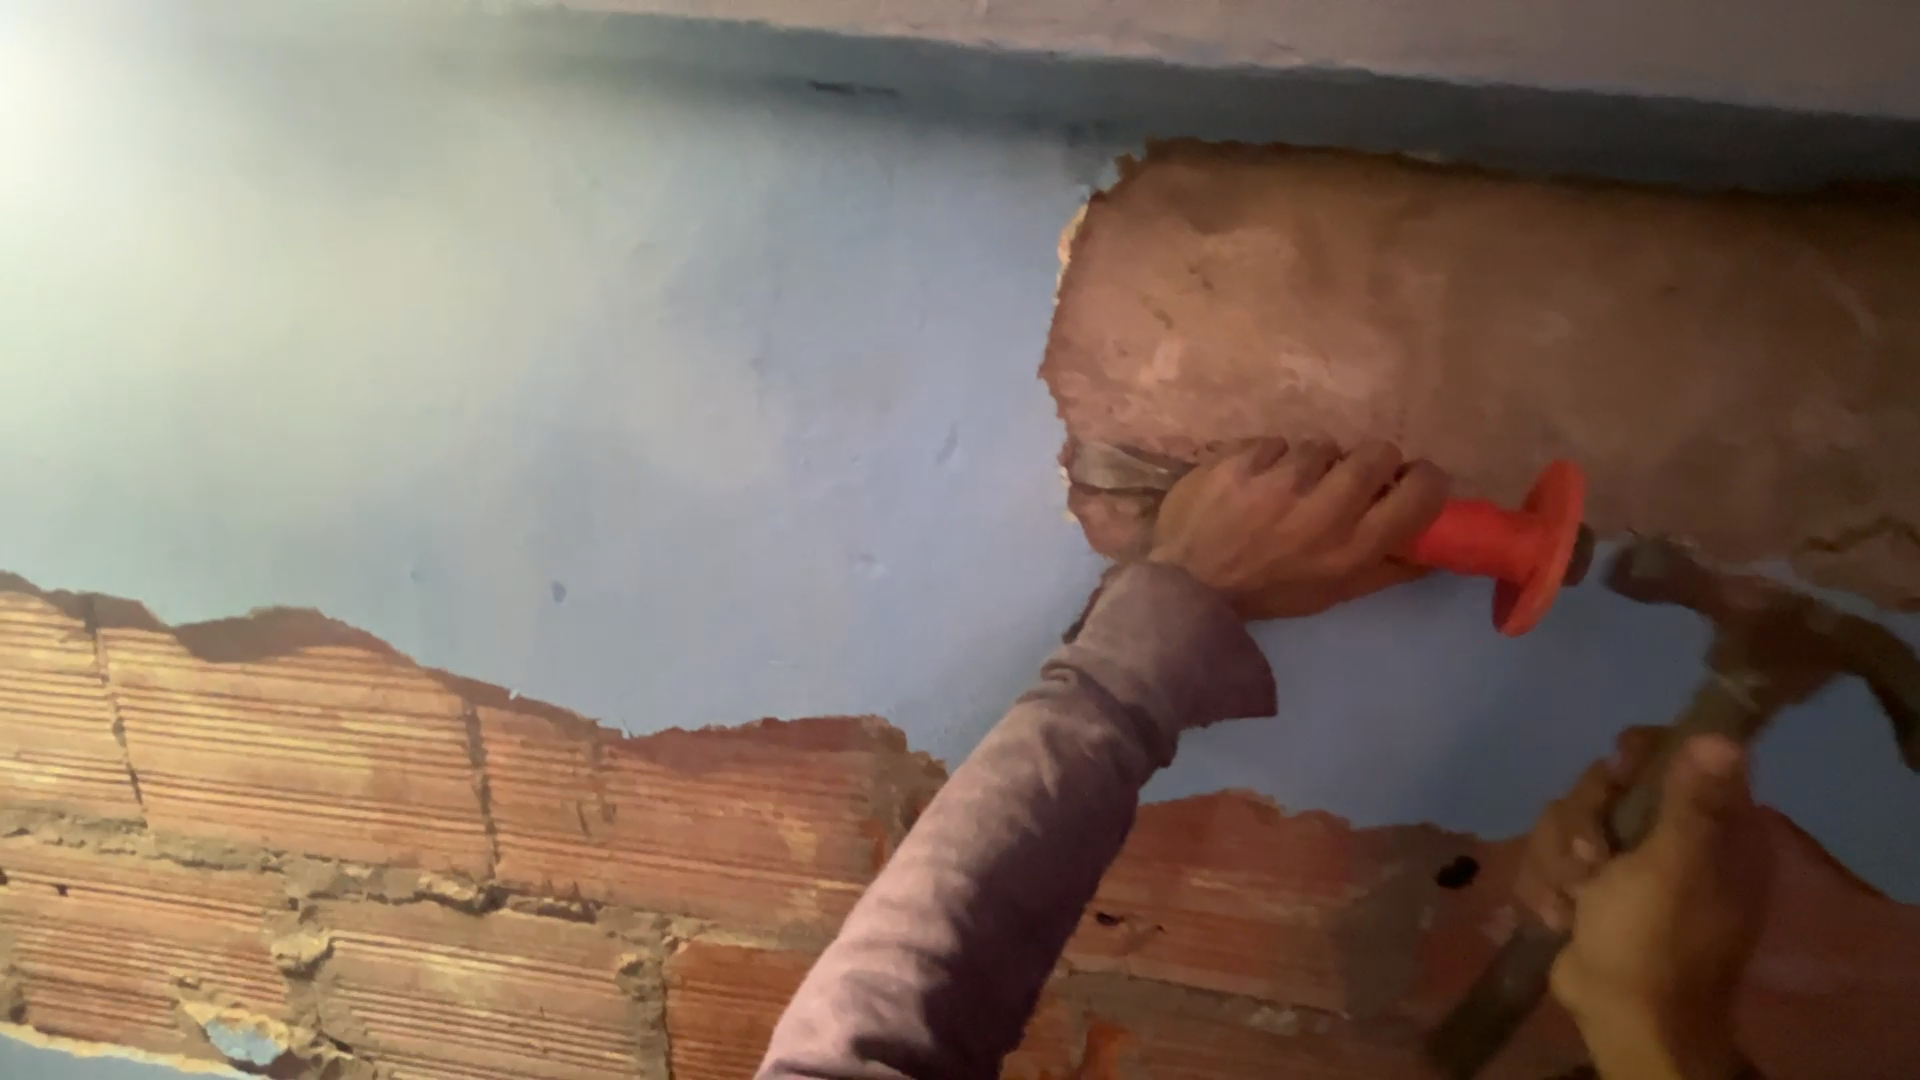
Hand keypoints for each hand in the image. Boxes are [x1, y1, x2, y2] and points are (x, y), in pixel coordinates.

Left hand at [1147, 437, 1448, 619]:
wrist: (1186, 583)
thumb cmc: (1265, 592)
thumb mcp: (1331, 594)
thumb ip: (1388, 568)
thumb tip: (1437, 543)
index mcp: (1352, 548)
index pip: (1421, 490)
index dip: (1421, 478)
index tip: (1405, 479)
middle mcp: (1321, 511)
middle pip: (1375, 452)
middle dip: (1365, 462)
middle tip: (1341, 478)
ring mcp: (1275, 483)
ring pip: (1320, 445)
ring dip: (1308, 463)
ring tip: (1283, 487)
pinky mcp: (1236, 463)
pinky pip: (1271, 443)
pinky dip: (1264, 459)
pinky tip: (1249, 483)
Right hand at [1518, 731, 1772, 1079]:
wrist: (1619, 1012)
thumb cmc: (1652, 939)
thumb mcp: (1673, 868)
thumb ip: (1689, 803)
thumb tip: (1720, 737)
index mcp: (1709, 830)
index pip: (1667, 755)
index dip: (1632, 759)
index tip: (1613, 778)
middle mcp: (1669, 838)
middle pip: (1598, 787)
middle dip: (1577, 826)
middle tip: (1590, 863)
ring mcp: (1623, 862)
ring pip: (1561, 820)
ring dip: (1555, 861)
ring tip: (1572, 902)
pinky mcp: (1587, 882)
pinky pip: (1544, 852)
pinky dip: (1543, 884)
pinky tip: (1560, 915)